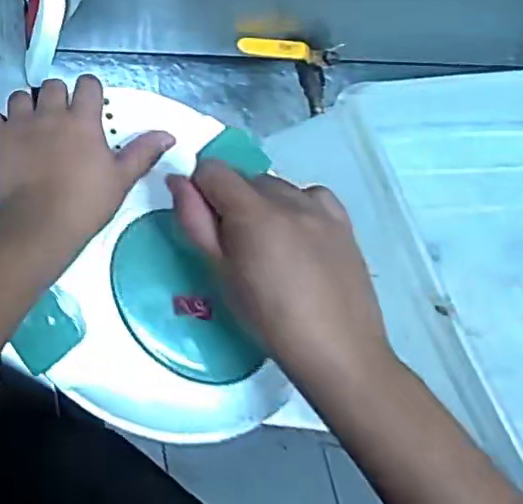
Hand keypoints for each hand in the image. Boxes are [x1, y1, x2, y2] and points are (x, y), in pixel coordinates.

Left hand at [0, 75, 173, 251]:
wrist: (39, 220)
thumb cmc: (85, 202)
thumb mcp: (121, 179)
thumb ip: (142, 152)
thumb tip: (167, 134)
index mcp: (82, 120)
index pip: (87, 84)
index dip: (88, 90)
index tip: (88, 102)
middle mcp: (50, 113)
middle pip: (51, 85)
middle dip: (56, 95)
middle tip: (60, 117)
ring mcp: (19, 122)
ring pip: (20, 96)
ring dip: (27, 105)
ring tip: (32, 124)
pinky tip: (6, 135)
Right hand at [168, 160, 393, 388]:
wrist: (338, 354)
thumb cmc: (266, 316)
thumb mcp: (217, 269)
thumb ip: (193, 218)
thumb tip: (178, 181)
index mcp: (253, 212)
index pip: (212, 169)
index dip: (199, 188)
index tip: (204, 219)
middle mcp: (288, 201)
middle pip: (243, 176)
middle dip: (229, 197)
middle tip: (234, 239)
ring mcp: (321, 212)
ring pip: (274, 185)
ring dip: (261, 201)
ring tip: (267, 241)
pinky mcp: (344, 226)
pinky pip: (312, 195)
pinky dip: (297, 204)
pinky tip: (296, 232)